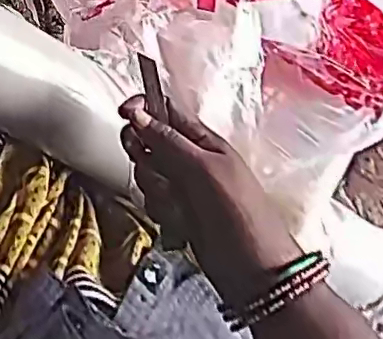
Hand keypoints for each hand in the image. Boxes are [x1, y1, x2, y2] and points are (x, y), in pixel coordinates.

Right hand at [120, 95, 302, 305]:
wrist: (257, 276)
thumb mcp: (204, 169)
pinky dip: (159, 208)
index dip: (141, 106)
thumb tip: (136, 112)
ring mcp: (181, 185)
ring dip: (155, 187)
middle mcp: (187, 158)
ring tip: (177, 203)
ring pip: (145, 169)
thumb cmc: (241, 215)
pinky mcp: (175, 209)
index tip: (124, 115)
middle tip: (152, 164)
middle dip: (143, 152)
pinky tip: (178, 220)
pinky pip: (150, 197)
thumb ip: (168, 139)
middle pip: (146, 138)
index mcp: (200, 140)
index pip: (163, 107)